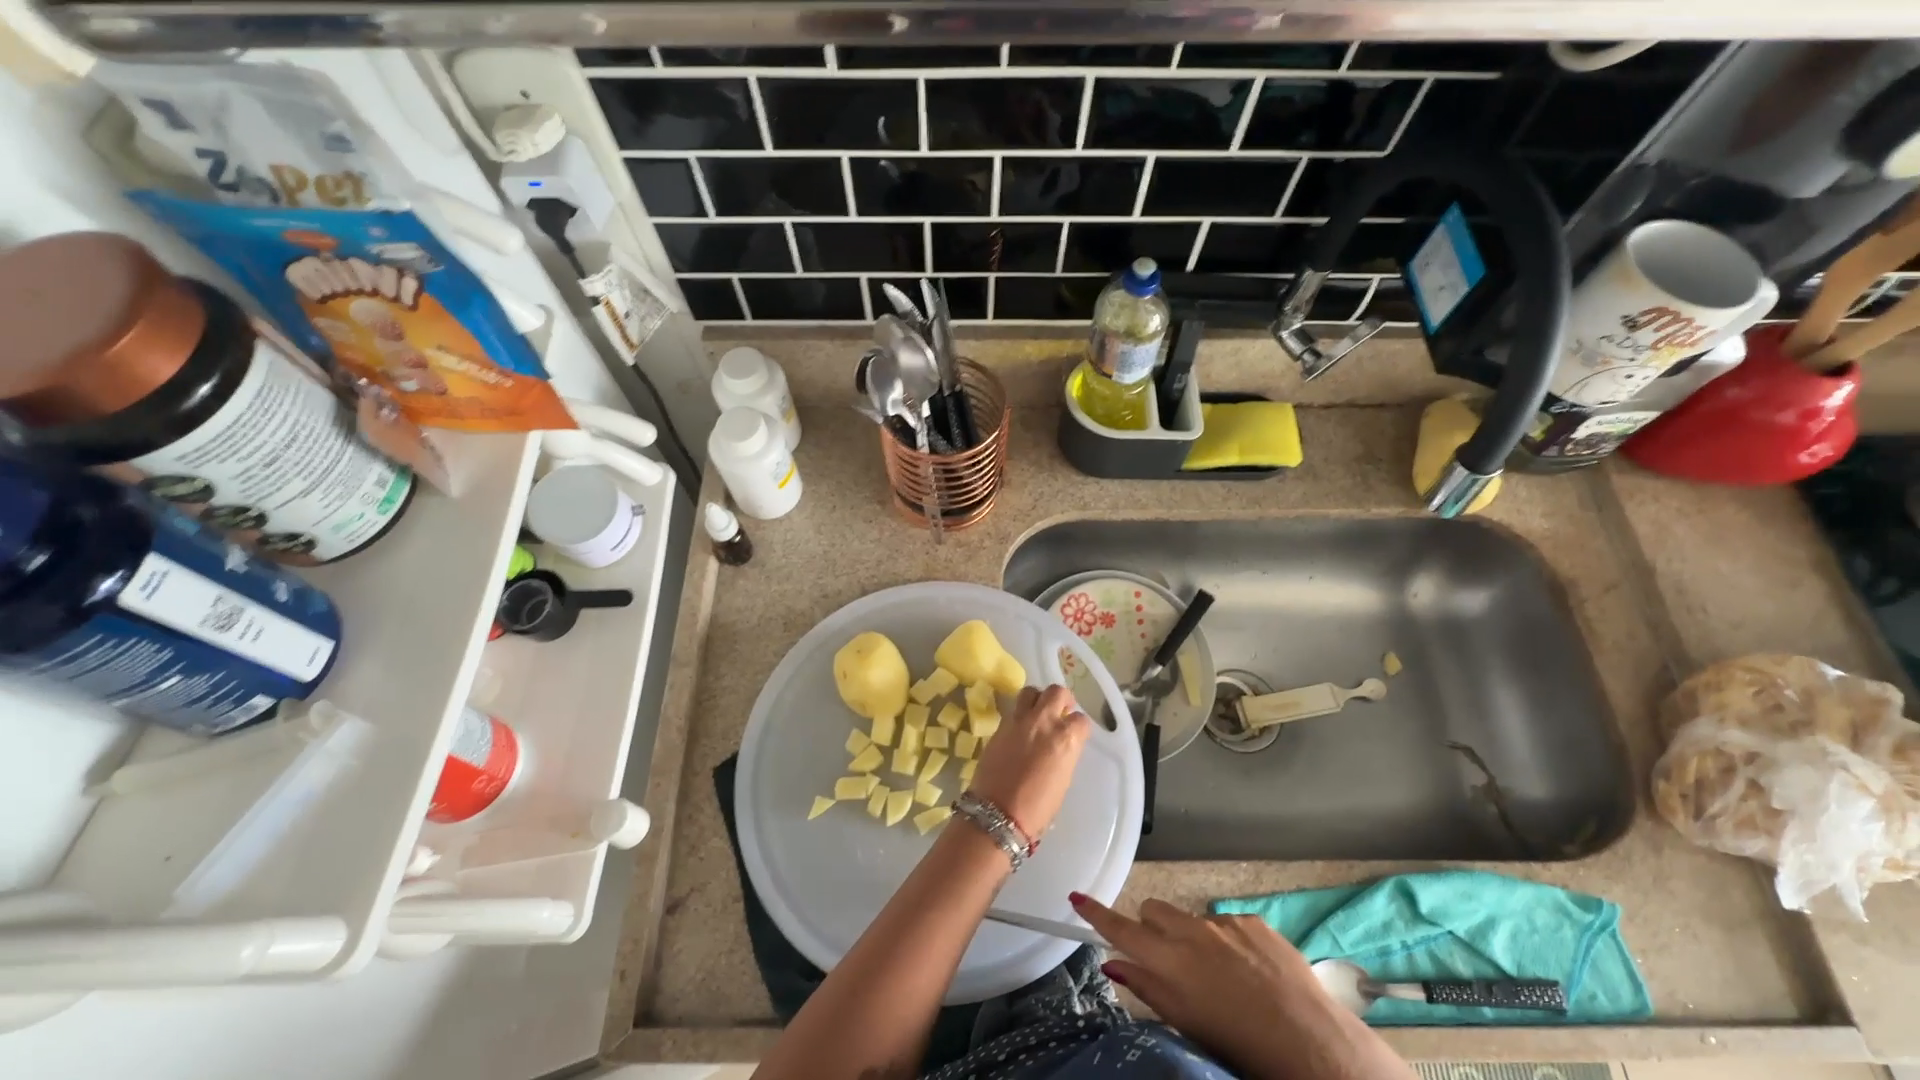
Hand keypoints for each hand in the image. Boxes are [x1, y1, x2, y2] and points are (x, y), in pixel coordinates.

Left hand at [966, 685, 1089, 837]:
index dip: (1079, 727)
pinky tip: (1020, 729)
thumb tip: (1060, 748)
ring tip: (1037, 714)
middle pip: (1057, 692)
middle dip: (1062, 700)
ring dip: (1037, 699)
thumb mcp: (1063, 780)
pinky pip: (1013, 709)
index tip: (1076, 734)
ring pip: (1031, 692)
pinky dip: (1020, 714)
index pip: (1081, 720)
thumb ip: (1065, 755)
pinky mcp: (1000, 726)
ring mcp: (1020, 721)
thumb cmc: (1038, 807)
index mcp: (1066, 738)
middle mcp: (1044, 722)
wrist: (999, 812)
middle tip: (1059, 712)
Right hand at [1070, 895, 1418, 1079]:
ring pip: (1189, 918)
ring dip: (1190, 937)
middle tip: (1165, 960)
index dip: (1096, 914)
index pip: (1120, 928)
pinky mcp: (1253, 921)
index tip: (1076, 898)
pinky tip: (1246, 972)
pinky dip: (1225, 941)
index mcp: (1168, 960)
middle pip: (1153, 910)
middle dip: (1151, 927)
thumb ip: (1146, 987)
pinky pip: (1225, 923)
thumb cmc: (1238, 1042)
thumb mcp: (1184, 1022)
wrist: (1307, 1039)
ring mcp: (1224, 923)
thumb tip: (1114, 963)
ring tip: (1217, 976)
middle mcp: (1191, 932)